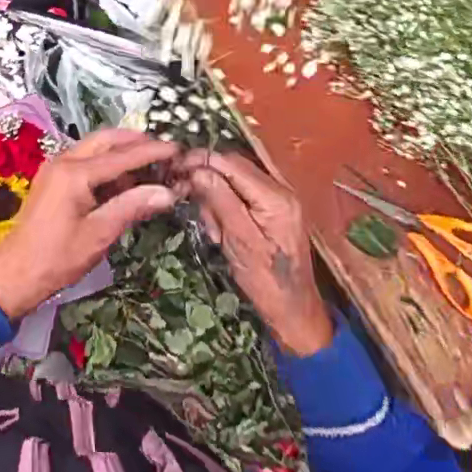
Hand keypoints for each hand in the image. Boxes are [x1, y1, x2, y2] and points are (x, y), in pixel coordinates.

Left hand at [0, 130, 178, 319]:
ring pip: (96, 147)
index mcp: (75, 173)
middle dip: (136, 142)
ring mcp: (56, 168)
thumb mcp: (99, 235)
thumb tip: (168, 193)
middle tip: (163, 151)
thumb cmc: (55, 259)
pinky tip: (124, 179)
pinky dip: (108, 163)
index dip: (153, 151)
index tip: (178, 148)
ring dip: (122, 151)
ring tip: (150, 164)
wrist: (10, 278)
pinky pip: (86, 160)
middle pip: (107, 140)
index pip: (123, 156)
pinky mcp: (54, 179)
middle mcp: (64, 161)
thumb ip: (133, 206)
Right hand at [178, 150, 333, 356]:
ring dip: (216, 197)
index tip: (176, 167)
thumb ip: (220, 202)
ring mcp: (279, 196)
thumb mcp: (240, 241)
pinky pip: (243, 194)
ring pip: (236, 180)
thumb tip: (198, 170)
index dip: (203, 161)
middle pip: (234, 167)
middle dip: (208, 180)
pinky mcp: (274, 207)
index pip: (233, 163)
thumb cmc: (268, 282)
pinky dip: (226, 206)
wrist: (295, 310)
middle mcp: (280, 188)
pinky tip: (222, 230)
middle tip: (186, 199)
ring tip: (214, 230)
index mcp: (275, 195)